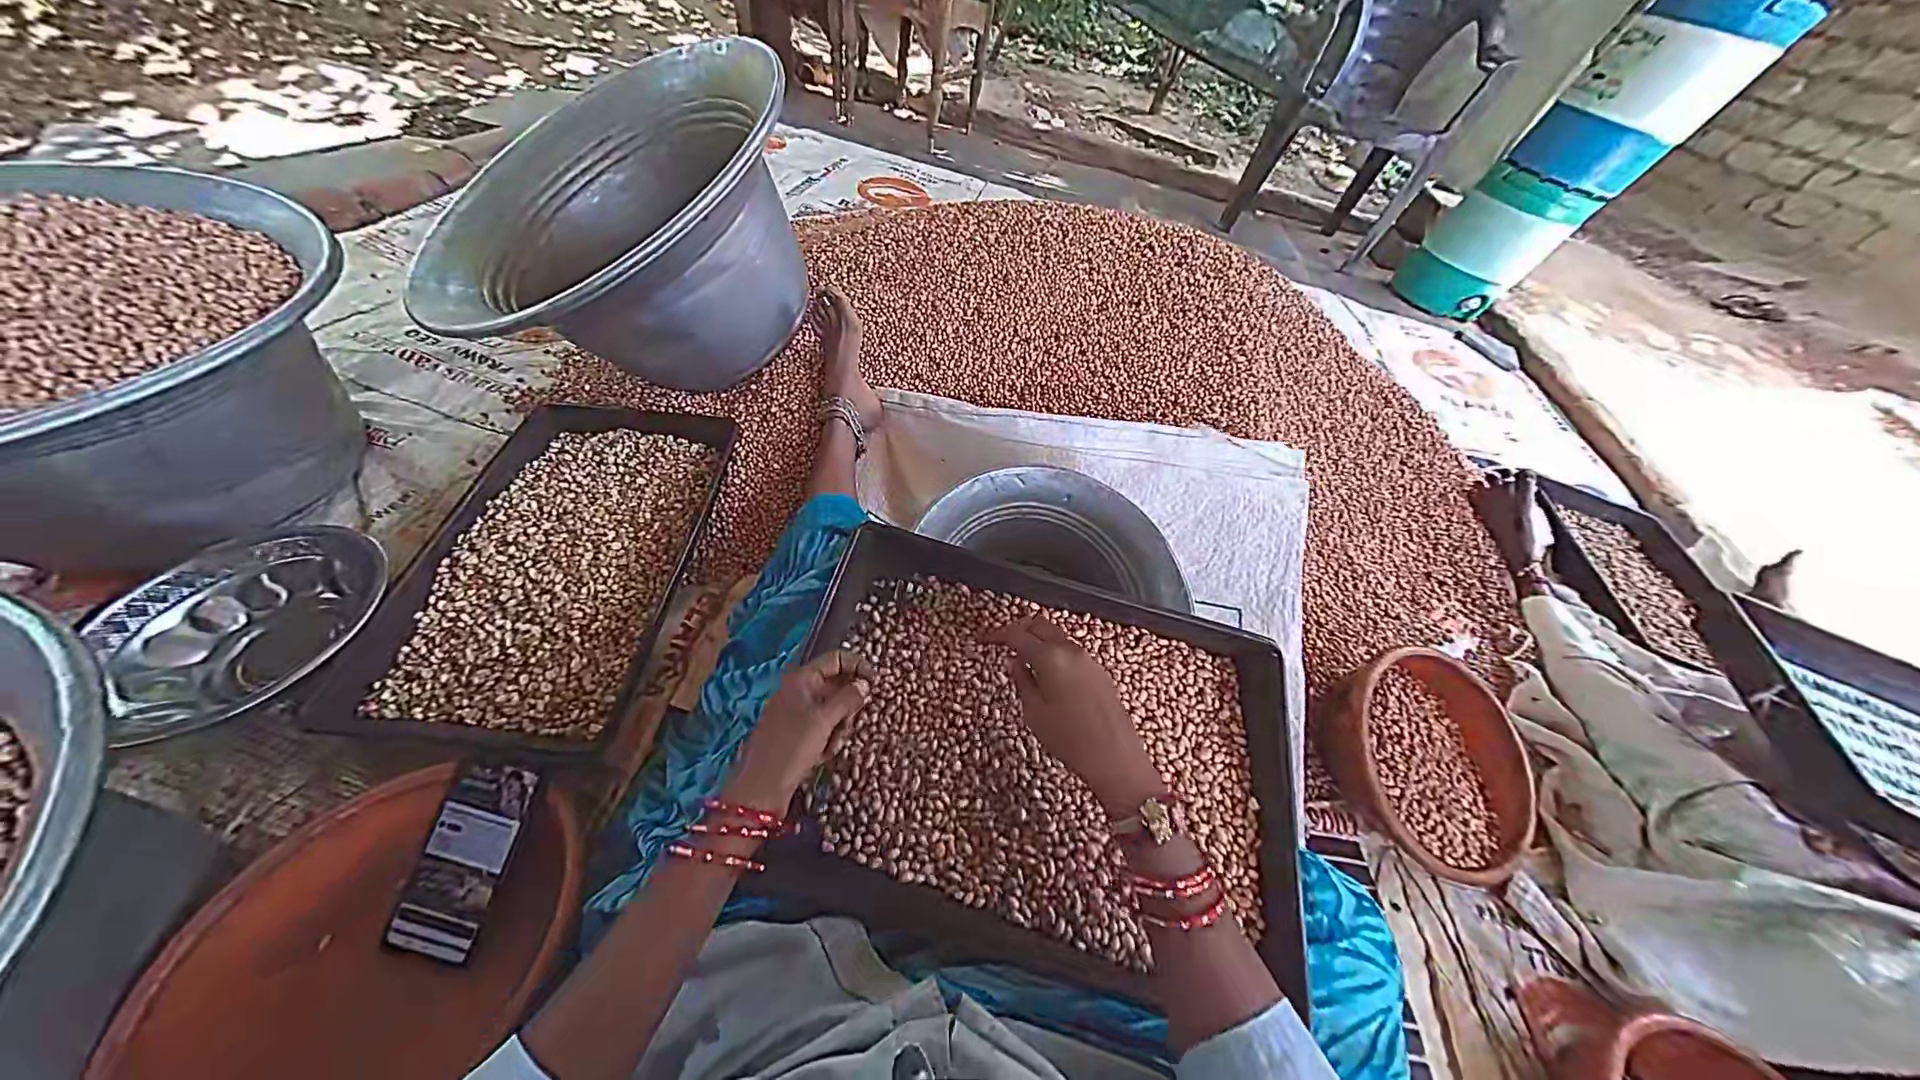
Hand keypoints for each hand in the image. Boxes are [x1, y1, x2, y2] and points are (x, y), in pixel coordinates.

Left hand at [725, 650, 872, 811]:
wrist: (761, 787)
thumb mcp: (824, 720)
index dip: (858, 666)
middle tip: (846, 723)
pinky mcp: (797, 733)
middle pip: (837, 685)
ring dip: (839, 726)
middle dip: (847, 706)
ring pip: (833, 709)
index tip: (875, 683)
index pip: (836, 659)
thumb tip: (865, 683)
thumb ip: (848, 698)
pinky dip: (828, 738)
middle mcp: (799, 691)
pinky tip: (821, 754)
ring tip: (830, 744)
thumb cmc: (792, 746)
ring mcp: (797, 712)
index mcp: (802, 678)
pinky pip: (824, 727)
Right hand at [987, 616, 1164, 814]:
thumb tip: (1016, 663)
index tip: (985, 638)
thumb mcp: (1034, 712)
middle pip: (1040, 625)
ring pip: (1057, 637)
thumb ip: (1022, 680)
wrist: (1115, 757)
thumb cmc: (1071, 739)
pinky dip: (1054, 654)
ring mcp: (1088, 660)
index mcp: (1051, 657)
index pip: (1017, 634)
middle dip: (1019, 628)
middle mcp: (1071, 651)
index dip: (997, 634)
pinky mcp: (1098, 673)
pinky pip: (1071, 653)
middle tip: (1002, 641)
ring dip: (1038, 641)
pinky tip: (1046, 674)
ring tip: (1022, 660)